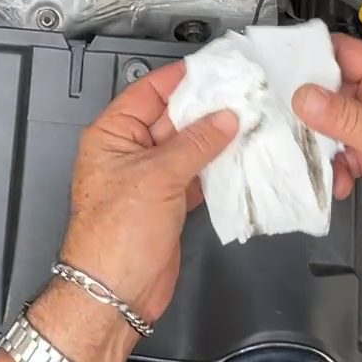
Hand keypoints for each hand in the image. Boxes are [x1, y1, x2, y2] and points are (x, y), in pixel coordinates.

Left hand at [60, 62, 238, 325]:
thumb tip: (224, 118)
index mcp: (112, 133)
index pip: (149, 91)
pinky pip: (195, 172)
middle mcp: (129, 150)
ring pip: (187, 145)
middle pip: (171, 116)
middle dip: (205, 107)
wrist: (115, 293)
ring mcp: (149, 176)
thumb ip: (195, 144)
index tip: (215, 68)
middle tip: (242, 93)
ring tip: (250, 120)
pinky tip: (241, 156)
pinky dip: (216, 166)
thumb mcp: (157, 177)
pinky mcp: (167, 200)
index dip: (181, 78)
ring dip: (215, 136)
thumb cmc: (116, 234)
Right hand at [293, 35, 361, 269]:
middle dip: (307, 104)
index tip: (276, 66)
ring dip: (317, 141)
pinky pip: (343, 154)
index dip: (312, 54)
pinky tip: (335, 182)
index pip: (346, 53)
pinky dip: (333, 166)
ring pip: (333, 124)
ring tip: (304, 156)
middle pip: (333, 89)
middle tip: (278, 116)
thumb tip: (304, 95)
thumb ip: (348, 118)